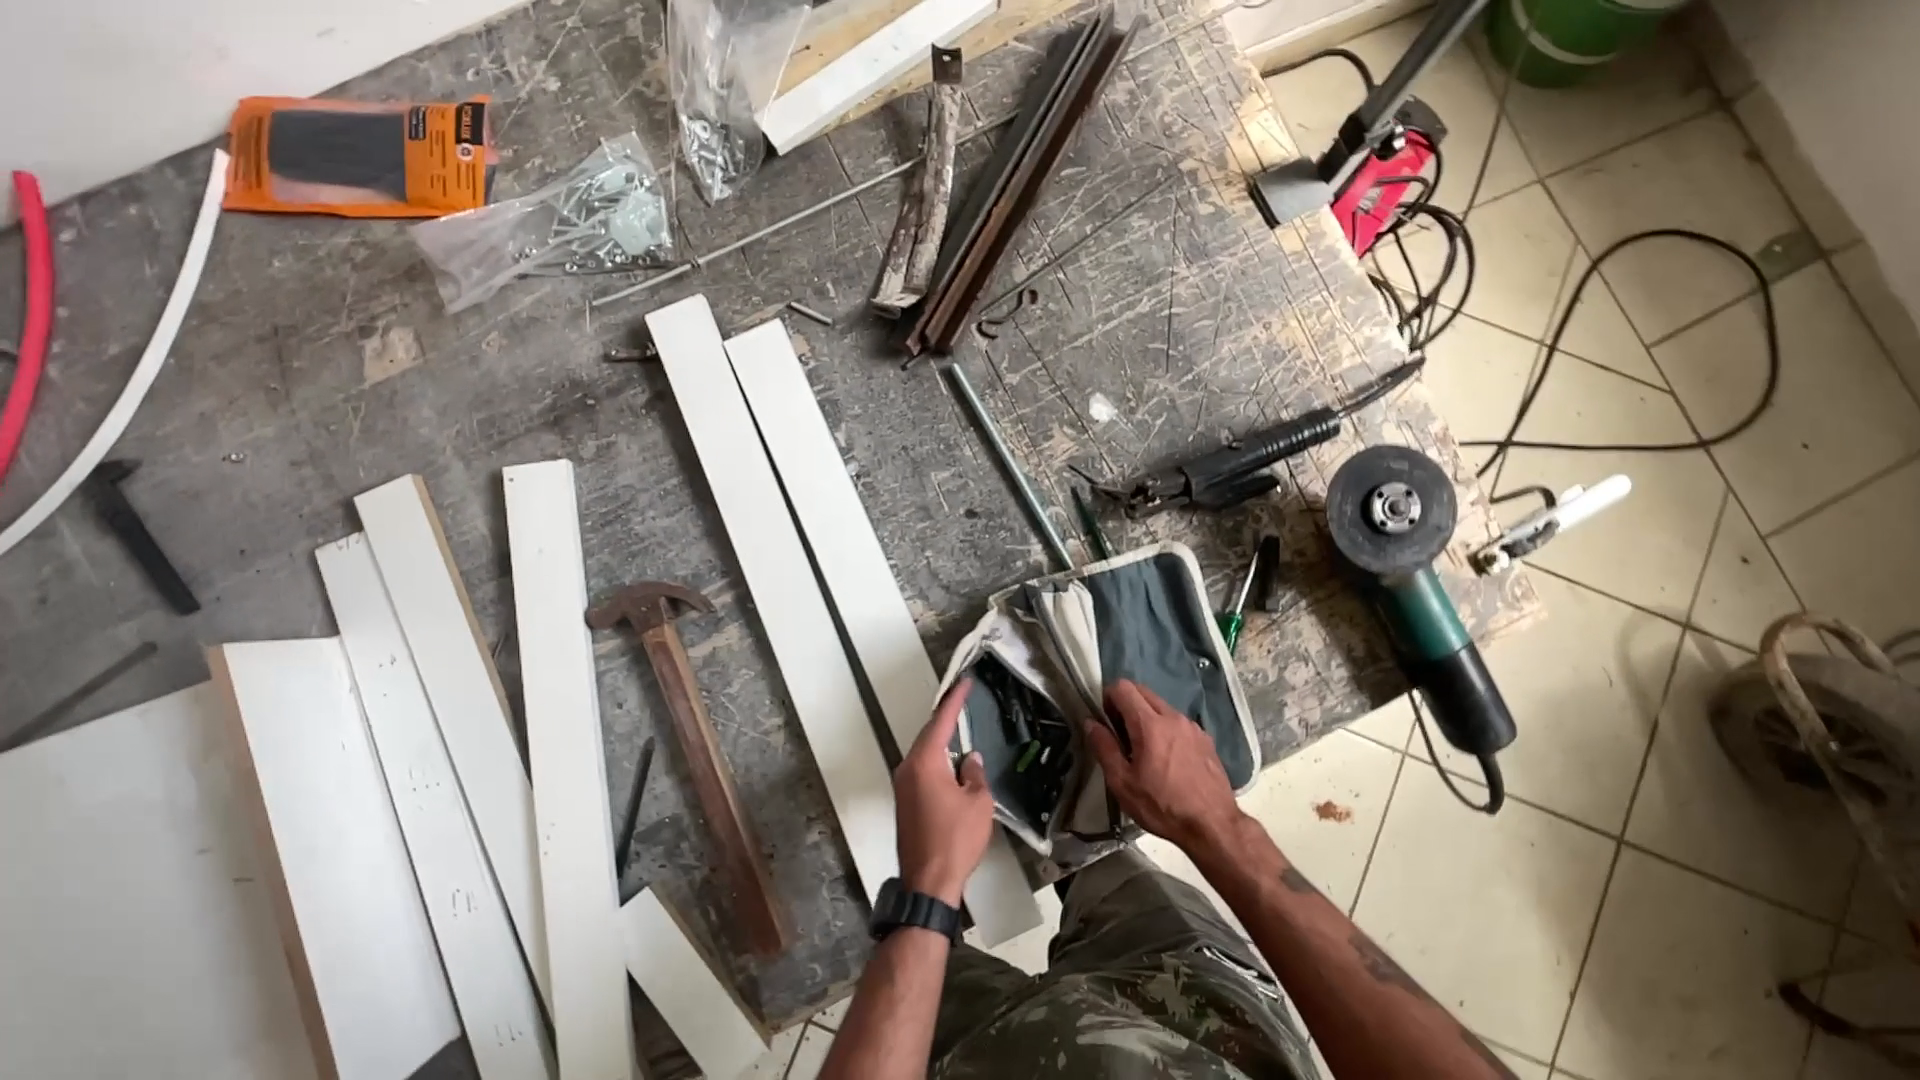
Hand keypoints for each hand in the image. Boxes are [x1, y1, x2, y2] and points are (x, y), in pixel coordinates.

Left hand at [894, 678, 995, 906]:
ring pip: (923, 754)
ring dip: (940, 742)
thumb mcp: (978, 803)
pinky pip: (921, 770)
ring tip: (959, 727)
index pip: (941, 722)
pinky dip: (936, 761)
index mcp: (925, 762)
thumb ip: (974, 774)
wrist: (928, 882)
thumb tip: (970, 760)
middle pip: (928, 736)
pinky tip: (950, 763)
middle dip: (945, 719)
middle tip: (963, 701)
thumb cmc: (955, 840)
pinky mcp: (905, 802)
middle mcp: (908, 769)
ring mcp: (903, 786)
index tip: (964, 682)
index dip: (955, 701)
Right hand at [1084, 679, 1243, 850]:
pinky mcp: (1205, 739)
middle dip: (1126, 703)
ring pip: (1161, 706)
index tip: (1105, 721)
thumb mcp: (1122, 783)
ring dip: (1146, 716)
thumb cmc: (1162, 806)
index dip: (1108, 698)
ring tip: (1144, 750)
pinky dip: (1166, 729)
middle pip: (1143, 691)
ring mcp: (1192, 727)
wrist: (1213, 825)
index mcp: (1150, 724)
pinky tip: (1167, 759)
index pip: (1123, 687)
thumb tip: (1090, 722)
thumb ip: (1104, 747)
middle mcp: (1173, 717)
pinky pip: (1178, 722)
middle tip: (1120, 734)